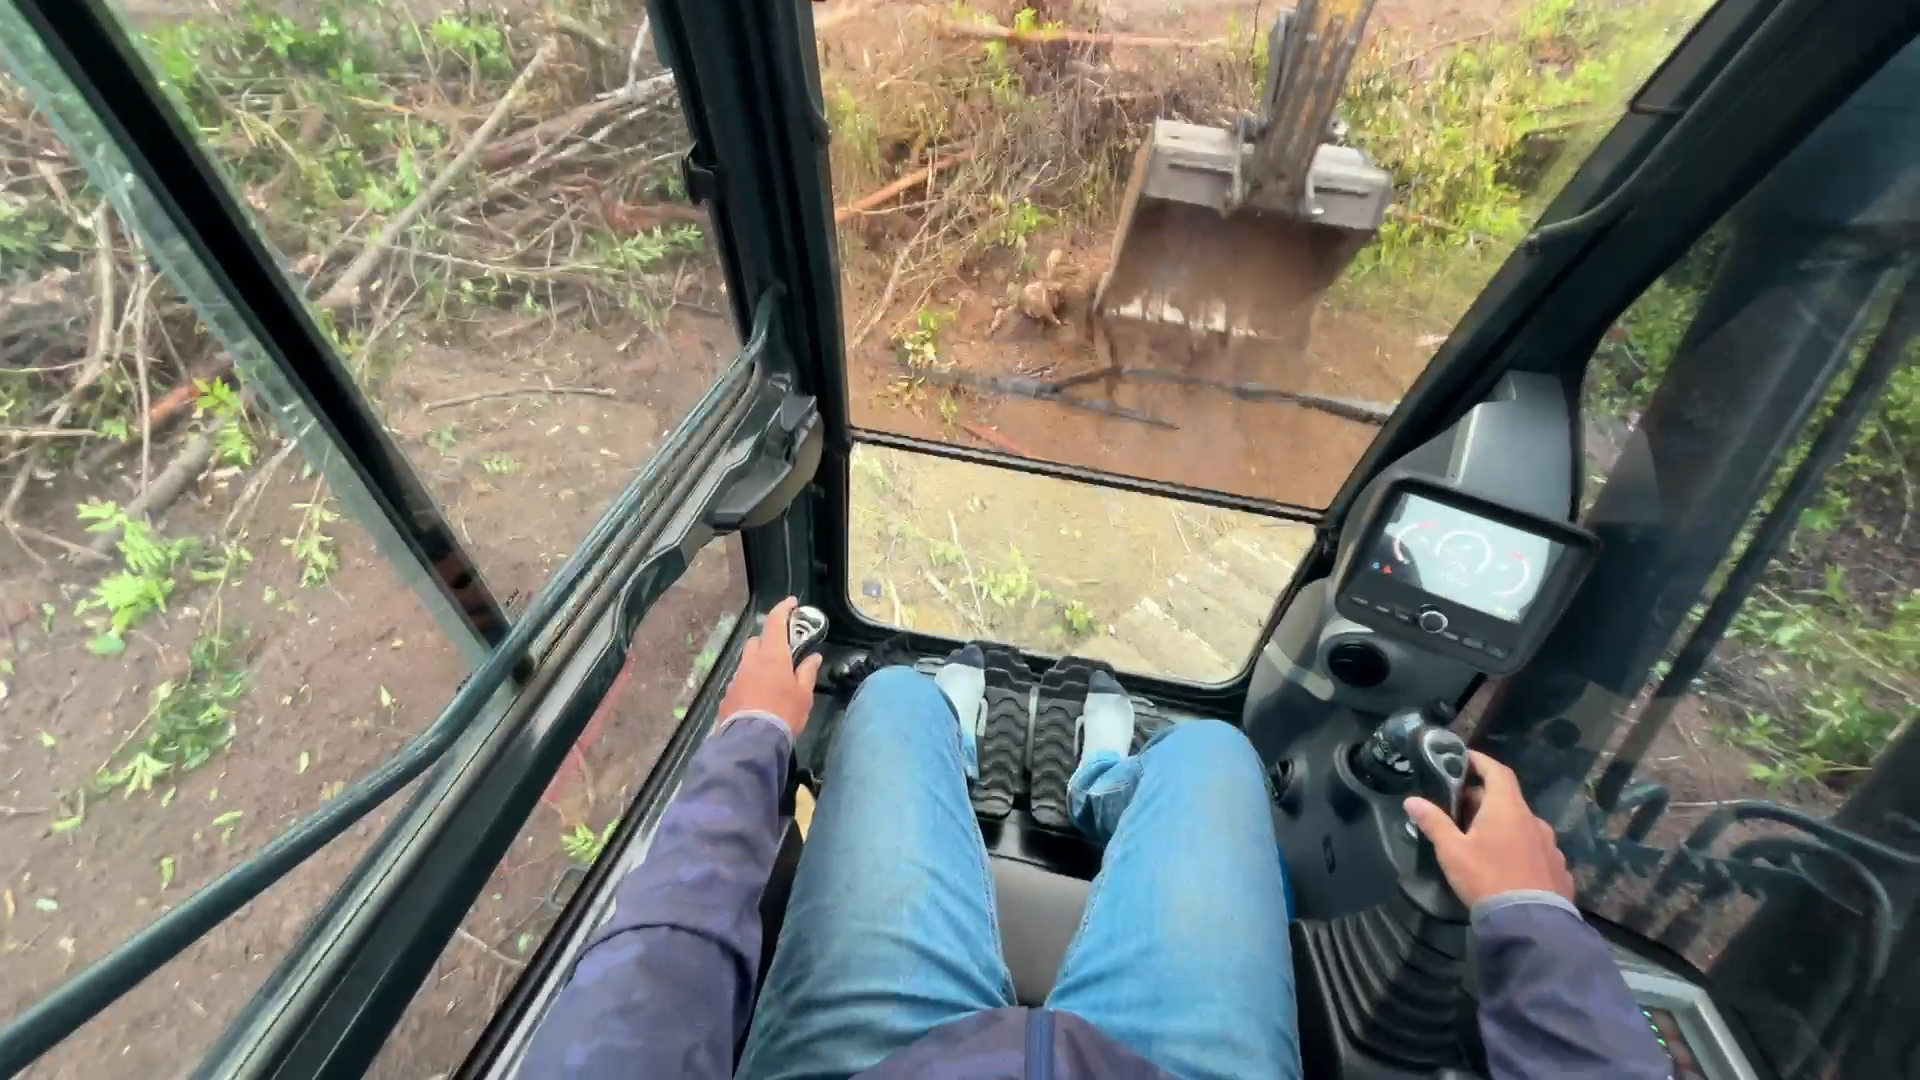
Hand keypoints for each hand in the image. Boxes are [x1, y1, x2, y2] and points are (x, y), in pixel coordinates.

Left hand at [717, 597, 823, 738]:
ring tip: (772, 681)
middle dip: (769, 641)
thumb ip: (808, 672)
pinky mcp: (727, 695)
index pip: (775, 622)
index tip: (792, 603)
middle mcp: (751, 662)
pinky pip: (740, 680)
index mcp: (772, 656)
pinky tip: (758, 698)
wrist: (752, 742)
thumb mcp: (804, 694)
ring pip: (747, 661)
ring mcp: (736, 678)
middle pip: (757, 641)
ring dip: (759, 663)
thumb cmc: (784, 713)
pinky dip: (750, 682)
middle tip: (783, 653)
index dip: (783, 608)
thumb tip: (814, 657)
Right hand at [1404, 750, 1573, 906]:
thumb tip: (1411, 801)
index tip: (1461, 758)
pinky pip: (1535, 850)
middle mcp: (1534, 822)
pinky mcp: (1559, 871)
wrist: (1532, 925)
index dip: (1480, 761)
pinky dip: (1518, 848)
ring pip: (1522, 826)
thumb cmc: (1487, 877)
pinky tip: (1505, 865)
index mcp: (1508, 810)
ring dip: (1501, 826)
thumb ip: (1432, 822)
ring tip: (1480, 841)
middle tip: (1457, 810)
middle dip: (1481, 800)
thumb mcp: (1451, 850)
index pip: (1497, 772)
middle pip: (1506, 800)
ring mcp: (1551, 848)